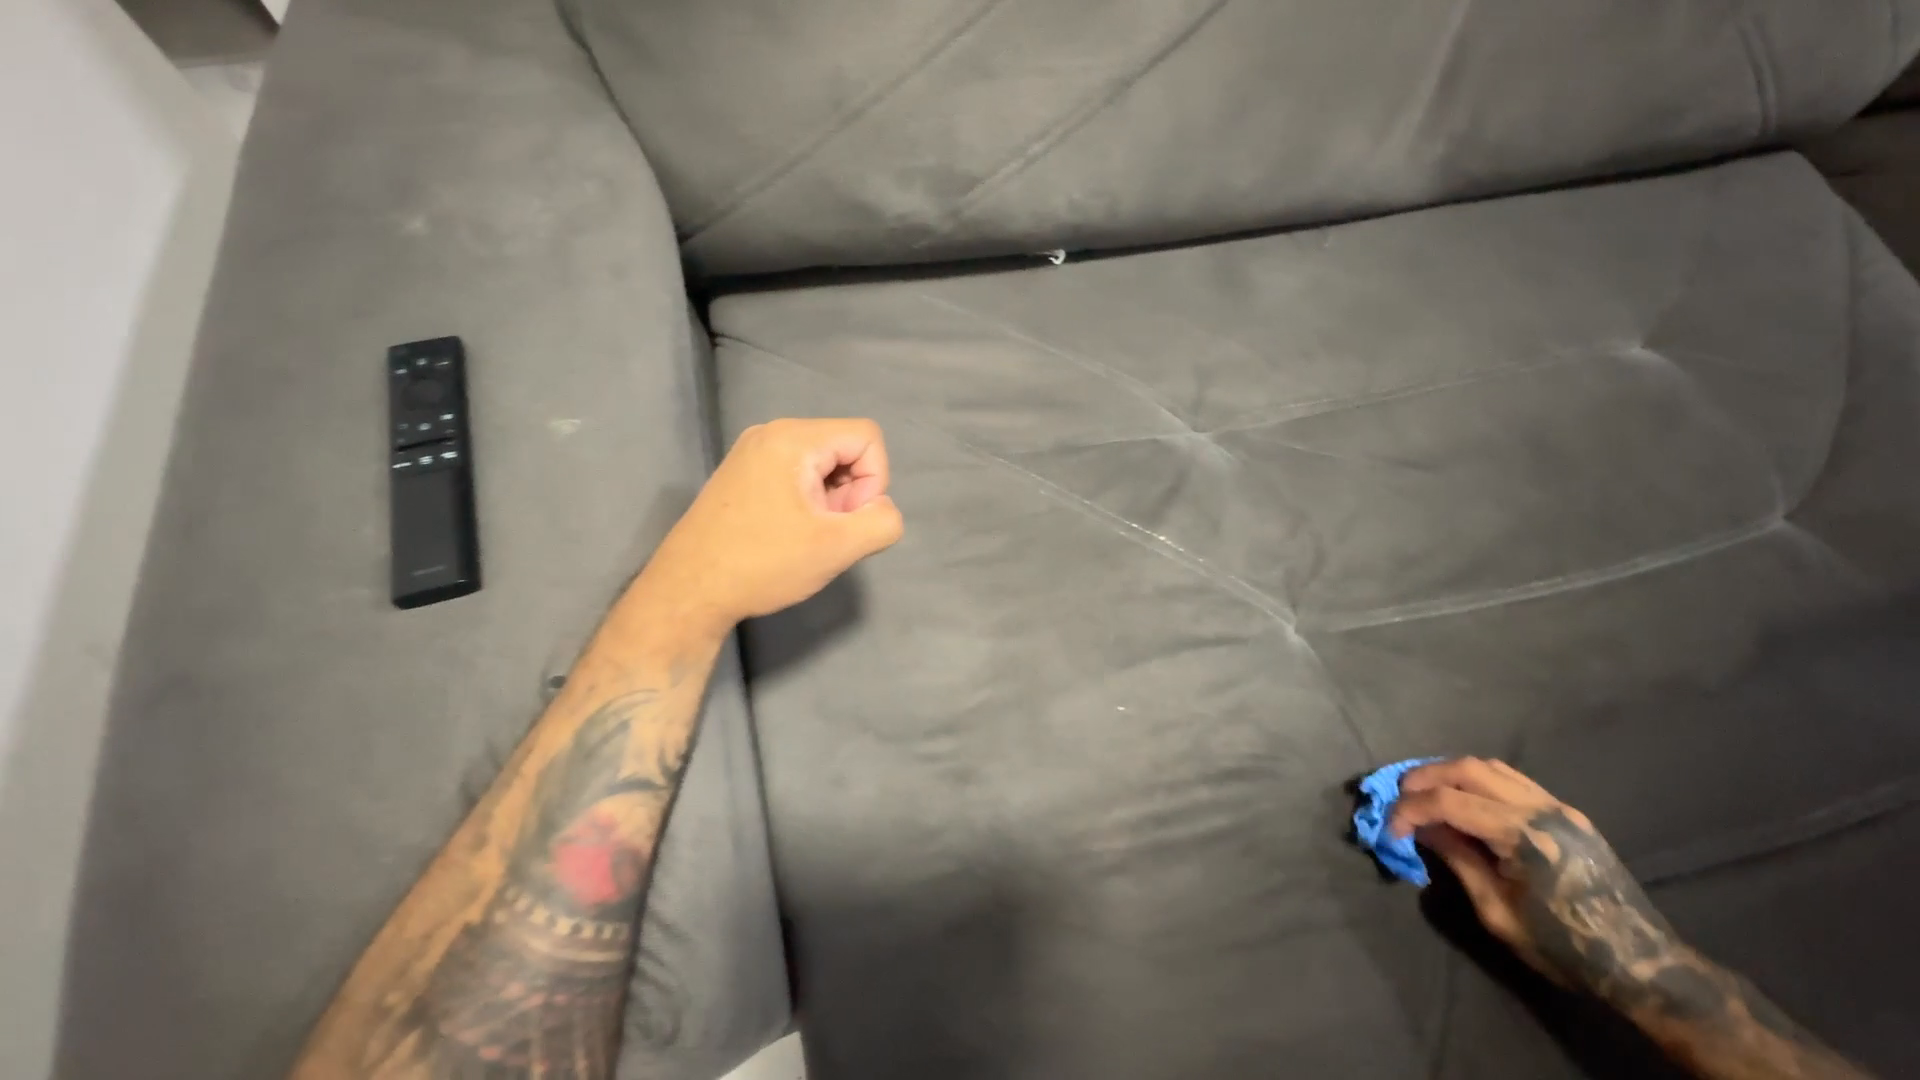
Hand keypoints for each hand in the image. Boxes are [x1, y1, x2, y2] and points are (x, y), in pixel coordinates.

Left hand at [636, 418, 904, 633]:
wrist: (688, 590)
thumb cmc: (763, 564)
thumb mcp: (836, 548)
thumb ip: (881, 523)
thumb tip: (882, 510)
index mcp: (793, 438)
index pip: (867, 437)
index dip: (874, 480)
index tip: (849, 520)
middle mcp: (771, 432)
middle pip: (844, 446)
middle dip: (850, 491)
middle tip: (826, 532)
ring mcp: (752, 451)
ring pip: (821, 462)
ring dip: (829, 499)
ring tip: (806, 535)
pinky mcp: (742, 472)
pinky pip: (796, 472)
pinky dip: (806, 500)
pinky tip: (787, 533)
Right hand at [1389, 758, 1683, 1008]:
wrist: (1639, 963)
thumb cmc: (1561, 946)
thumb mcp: (1496, 911)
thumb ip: (1458, 859)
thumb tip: (1422, 829)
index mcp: (1522, 834)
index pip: (1447, 801)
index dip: (1408, 810)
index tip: (1389, 831)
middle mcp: (1540, 808)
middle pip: (1466, 768)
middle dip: (1423, 779)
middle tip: (1398, 802)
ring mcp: (1557, 806)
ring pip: (1489, 767)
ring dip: (1448, 774)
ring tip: (1425, 797)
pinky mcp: (1566, 813)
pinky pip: (1511, 779)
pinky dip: (1476, 781)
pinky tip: (1463, 801)